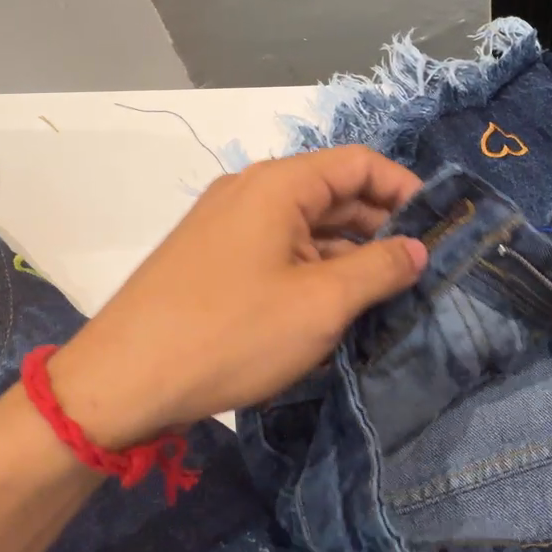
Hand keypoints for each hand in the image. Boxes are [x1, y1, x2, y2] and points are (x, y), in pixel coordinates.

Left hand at [47, 146, 426, 447]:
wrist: (115, 388)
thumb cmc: (230, 334)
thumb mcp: (322, 304)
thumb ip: (381, 268)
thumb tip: (418, 249)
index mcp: (279, 185)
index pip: (361, 164)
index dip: (406, 189)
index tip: (437, 228)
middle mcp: (253, 191)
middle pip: (336, 193)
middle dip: (382, 228)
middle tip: (418, 270)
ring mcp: (229, 225)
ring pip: (310, 225)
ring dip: (351, 253)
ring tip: (384, 297)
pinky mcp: (215, 258)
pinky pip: (282, 249)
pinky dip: (316, 269)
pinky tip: (335, 309)